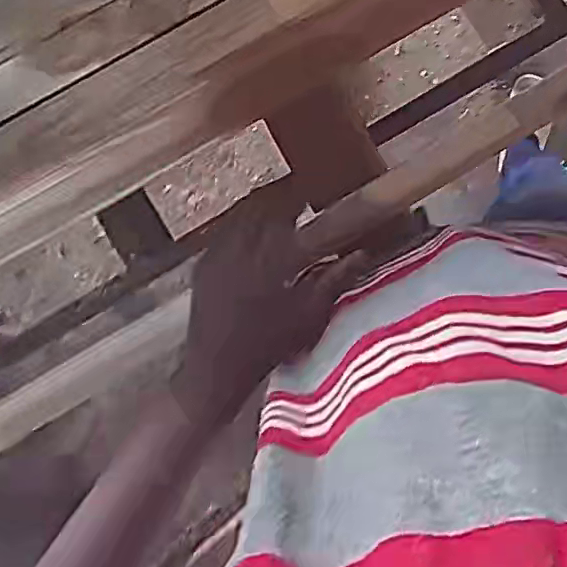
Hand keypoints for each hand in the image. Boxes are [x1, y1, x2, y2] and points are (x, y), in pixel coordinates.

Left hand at [169, 180, 366, 426]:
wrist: (216, 369)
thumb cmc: (269, 344)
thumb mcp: (309, 314)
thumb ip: (336, 279)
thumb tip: (363, 254)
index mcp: (272, 257)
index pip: (287, 211)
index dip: (300, 198)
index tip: (311, 197)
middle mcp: (243, 247)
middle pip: (262, 205)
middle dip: (279, 198)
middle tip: (295, 201)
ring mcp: (218, 253)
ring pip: (240, 214)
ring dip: (259, 208)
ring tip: (274, 211)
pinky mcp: (203, 262)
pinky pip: (224, 231)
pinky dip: (239, 224)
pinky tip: (249, 233)